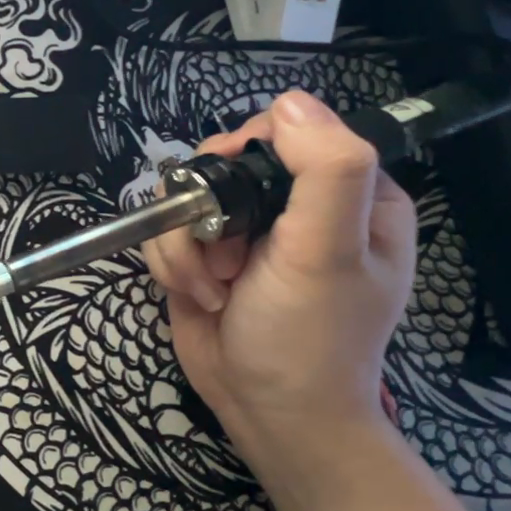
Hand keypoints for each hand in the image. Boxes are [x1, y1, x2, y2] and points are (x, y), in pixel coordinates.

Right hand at [141, 90, 417, 457]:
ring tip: (212, 285)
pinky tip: (197, 295)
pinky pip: (162, 233)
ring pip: (181, 198)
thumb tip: (289, 100)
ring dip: (183, 244)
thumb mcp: (329, 251)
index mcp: (348, 197)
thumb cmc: (311, 335)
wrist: (267, 410)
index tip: (234, 190)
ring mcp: (241, 235)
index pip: (288, 134)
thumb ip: (324, 172)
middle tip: (225, 247)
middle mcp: (291, 209)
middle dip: (206, 206)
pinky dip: (168, 263)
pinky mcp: (200, 259)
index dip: (249, 152)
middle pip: (221, 163)